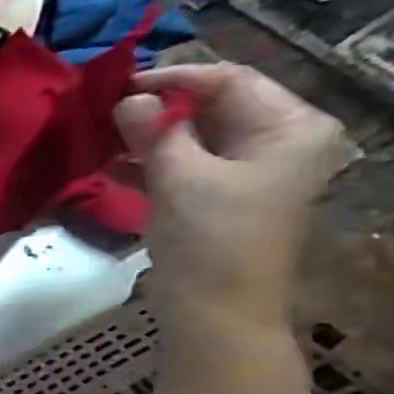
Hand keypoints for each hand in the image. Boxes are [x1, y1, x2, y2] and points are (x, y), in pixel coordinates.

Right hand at [114, 64, 348, 326]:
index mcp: (291, 127)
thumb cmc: (210, 241)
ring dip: (150, 136)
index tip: (120, 84)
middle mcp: (280, 141)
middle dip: (159, 108)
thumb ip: (155, 133)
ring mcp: (252, 173)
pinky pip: (188, 166)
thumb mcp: (180, 179)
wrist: (216, 314)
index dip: (174, 79)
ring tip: (102, 135)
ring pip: (196, 138)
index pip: (230, 81)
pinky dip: (154, 162)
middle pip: (214, 108)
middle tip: (105, 110)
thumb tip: (128, 99)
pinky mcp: (223, 199)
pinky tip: (113, 163)